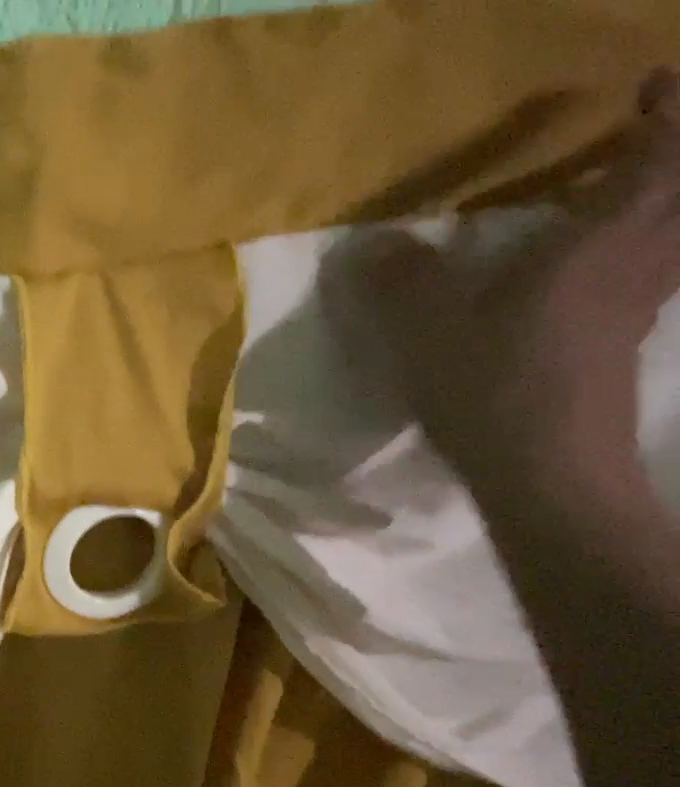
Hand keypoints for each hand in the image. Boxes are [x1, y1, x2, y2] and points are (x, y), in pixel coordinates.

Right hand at [324, 68, 679, 496]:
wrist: (548, 467)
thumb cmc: (493, 385)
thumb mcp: (427, 327)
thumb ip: (401, 279)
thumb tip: (372, 244)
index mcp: (603, 242)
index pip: (662, 155)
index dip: (667, 111)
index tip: (652, 82)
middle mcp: (640, 260)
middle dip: (669, 154)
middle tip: (640, 130)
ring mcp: (640, 302)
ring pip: (672, 232)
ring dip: (659, 200)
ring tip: (618, 189)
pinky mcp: (625, 338)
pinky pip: (653, 267)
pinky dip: (643, 245)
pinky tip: (597, 261)